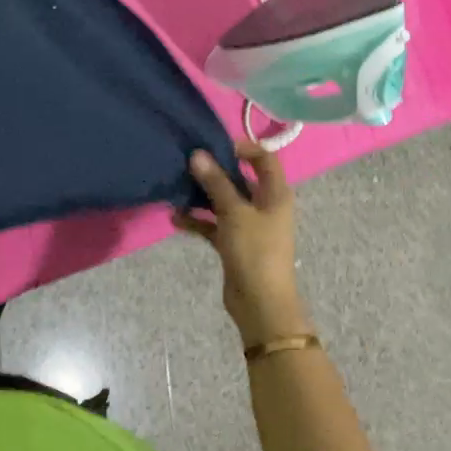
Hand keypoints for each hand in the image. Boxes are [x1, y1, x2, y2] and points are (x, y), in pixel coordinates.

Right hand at [173, 142, 310, 344]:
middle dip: (214, 171)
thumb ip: (215, 183)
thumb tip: (197, 154)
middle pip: (239, 179)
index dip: (244, 147)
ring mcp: (249, 226)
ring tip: (176, 187)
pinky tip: (176, 218)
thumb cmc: (255, 251)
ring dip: (202, 196)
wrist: (261, 305)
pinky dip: (198, 220)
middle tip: (187, 162)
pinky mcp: (234, 243)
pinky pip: (214, 224)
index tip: (215, 144)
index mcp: (275, 194)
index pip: (264, 158)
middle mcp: (264, 205)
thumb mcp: (234, 212)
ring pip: (223, 202)